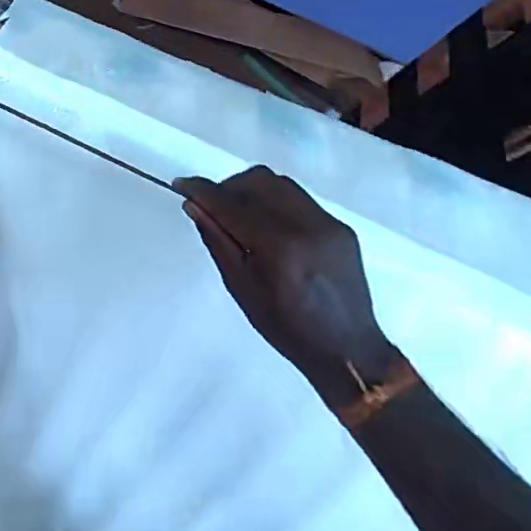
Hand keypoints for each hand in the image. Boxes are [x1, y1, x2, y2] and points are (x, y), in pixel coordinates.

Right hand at [175, 166, 400, 406]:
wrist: (347, 350)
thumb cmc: (287, 329)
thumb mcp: (241, 288)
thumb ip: (217, 240)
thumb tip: (195, 205)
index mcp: (278, 248)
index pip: (231, 204)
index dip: (202, 190)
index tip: (182, 184)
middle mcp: (305, 225)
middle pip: (257, 181)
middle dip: (228, 186)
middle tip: (212, 205)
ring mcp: (327, 222)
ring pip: (280, 183)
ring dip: (252, 189)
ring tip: (240, 212)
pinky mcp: (340, 225)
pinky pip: (300, 198)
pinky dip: (276, 201)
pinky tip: (269, 224)